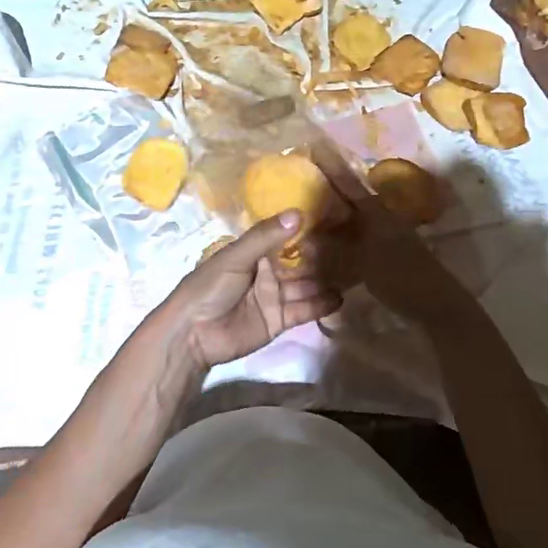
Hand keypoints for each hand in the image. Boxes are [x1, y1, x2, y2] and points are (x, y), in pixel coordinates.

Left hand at [163, 212, 342, 368]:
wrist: (193, 334)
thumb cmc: (209, 287)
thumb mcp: (235, 256)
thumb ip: (266, 237)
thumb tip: (298, 213)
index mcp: (252, 251)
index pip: (283, 237)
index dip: (304, 231)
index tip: (333, 220)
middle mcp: (266, 271)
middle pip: (298, 263)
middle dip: (320, 257)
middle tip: (352, 248)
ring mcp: (273, 296)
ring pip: (304, 285)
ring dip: (324, 280)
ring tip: (353, 273)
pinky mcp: (278, 320)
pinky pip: (303, 309)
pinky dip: (321, 304)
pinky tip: (340, 298)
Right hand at [312, 145, 478, 333]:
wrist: (438, 306)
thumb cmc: (401, 277)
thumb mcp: (363, 262)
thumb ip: (334, 250)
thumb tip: (305, 240)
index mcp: (375, 213)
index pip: (348, 183)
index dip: (331, 166)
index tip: (315, 146)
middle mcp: (380, 218)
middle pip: (349, 199)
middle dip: (328, 189)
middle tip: (301, 181)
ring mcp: (385, 236)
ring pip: (353, 219)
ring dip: (333, 215)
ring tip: (308, 212)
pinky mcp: (385, 254)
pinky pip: (356, 238)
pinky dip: (340, 237)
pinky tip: (326, 245)